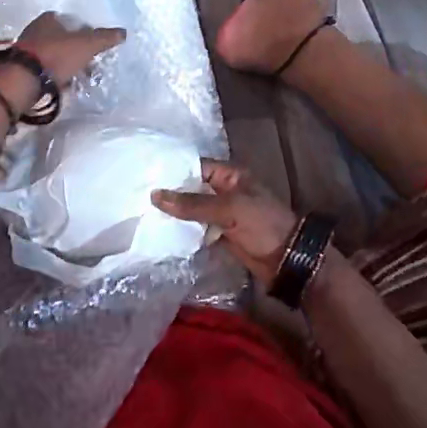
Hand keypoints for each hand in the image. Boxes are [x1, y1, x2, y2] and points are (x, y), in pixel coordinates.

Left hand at [15, 12, 126, 82]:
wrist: (24, 80)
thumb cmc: (56, 55)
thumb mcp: (86, 45)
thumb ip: (104, 38)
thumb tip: (123, 32)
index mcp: (48, 19)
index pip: (72, 21)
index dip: (86, 32)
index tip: (96, 45)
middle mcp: (35, 30)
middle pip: (62, 39)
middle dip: (77, 51)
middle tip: (90, 64)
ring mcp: (26, 50)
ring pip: (53, 55)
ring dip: (67, 65)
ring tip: (79, 78)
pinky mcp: (22, 68)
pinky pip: (45, 69)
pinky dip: (55, 75)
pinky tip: (64, 85)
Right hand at [152, 160, 298, 286]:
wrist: (287, 261)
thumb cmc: (263, 225)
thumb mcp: (229, 209)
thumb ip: (192, 203)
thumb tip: (155, 195)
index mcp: (229, 176)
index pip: (195, 166)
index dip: (173, 170)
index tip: (146, 174)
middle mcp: (224, 191)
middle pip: (191, 188)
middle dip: (169, 193)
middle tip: (139, 193)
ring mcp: (222, 213)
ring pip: (192, 209)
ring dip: (174, 213)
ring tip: (143, 211)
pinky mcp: (220, 234)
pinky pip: (196, 228)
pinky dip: (183, 230)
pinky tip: (161, 230)